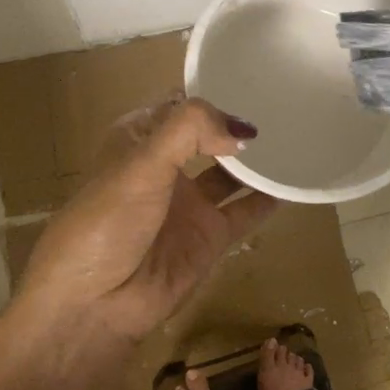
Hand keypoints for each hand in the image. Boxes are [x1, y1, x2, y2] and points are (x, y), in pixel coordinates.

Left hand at [15, 95, 279, 340]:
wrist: (93, 307)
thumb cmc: (107, 222)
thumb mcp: (141, 161)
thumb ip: (190, 129)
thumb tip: (240, 133)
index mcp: (139, 140)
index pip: (180, 104)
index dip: (211, 94)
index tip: (252, 82)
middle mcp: (166, 166)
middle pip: (210, 135)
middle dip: (238, 124)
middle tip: (284, 107)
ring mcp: (189, 203)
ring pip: (232, 172)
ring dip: (258, 158)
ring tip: (296, 137)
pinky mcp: (208, 237)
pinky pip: (246, 210)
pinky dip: (270, 197)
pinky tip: (295, 182)